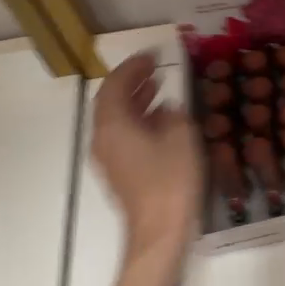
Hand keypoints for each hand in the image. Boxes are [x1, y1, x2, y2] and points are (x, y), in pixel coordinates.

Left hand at [92, 51, 202, 251]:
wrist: (159, 230)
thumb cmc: (170, 180)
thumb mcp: (181, 137)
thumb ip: (173, 115)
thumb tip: (167, 108)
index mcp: (113, 126)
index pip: (114, 86)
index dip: (132, 67)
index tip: (152, 56)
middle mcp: (103, 139)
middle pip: (111, 103)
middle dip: (131, 82)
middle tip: (154, 68)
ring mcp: (109, 158)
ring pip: (117, 120)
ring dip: (135, 101)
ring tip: (158, 87)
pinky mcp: (121, 172)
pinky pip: (124, 136)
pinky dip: (138, 120)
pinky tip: (161, 120)